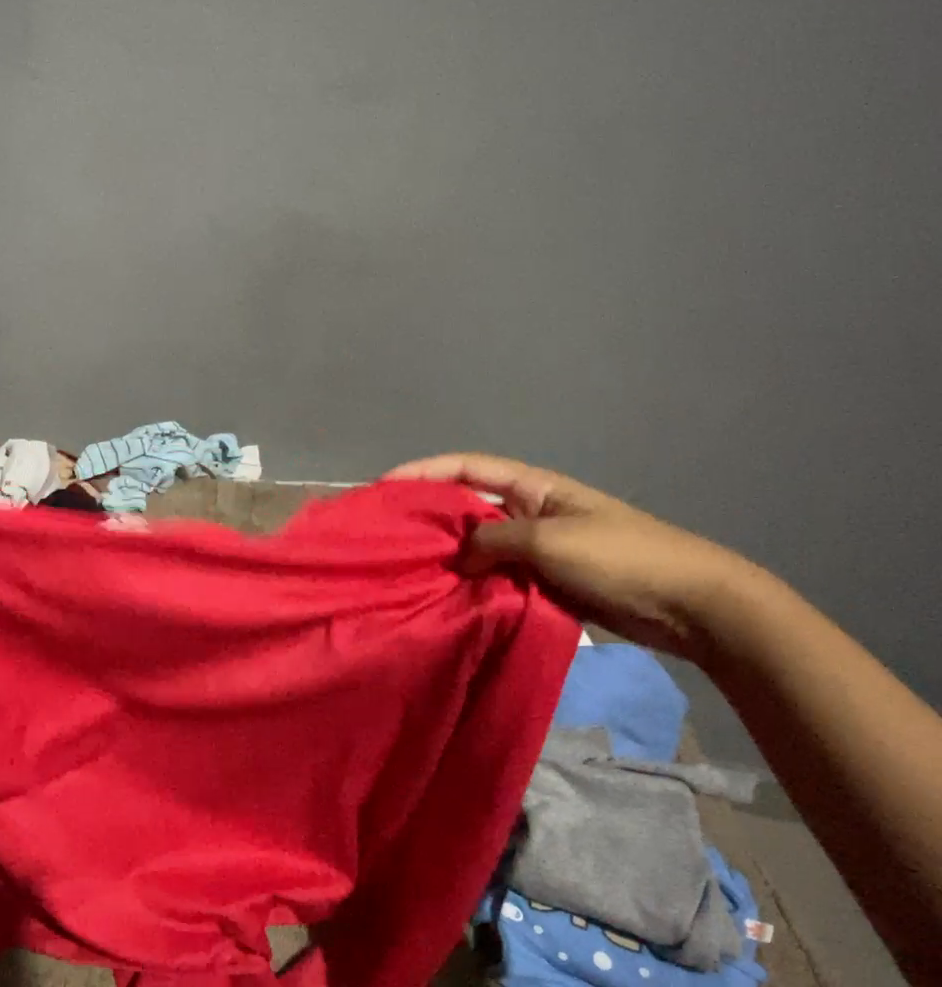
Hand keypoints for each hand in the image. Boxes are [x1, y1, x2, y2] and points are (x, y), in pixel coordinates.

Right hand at [384, 453, 758, 661]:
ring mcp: (540, 548)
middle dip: (427, 516)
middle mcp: (531, 511)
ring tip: (405, 568)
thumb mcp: (548, 541)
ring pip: (479, 546)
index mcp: (535, 487)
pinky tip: (445, 594)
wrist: (696, 607)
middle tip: (385, 533)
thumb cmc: (622, 559)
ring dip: (447, 555)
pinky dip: (471, 583)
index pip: (466, 467)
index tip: (380, 487)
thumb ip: (491, 542)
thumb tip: (455, 557)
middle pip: (466, 506)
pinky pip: (496, 576)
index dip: (422, 471)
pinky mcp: (547, 581)